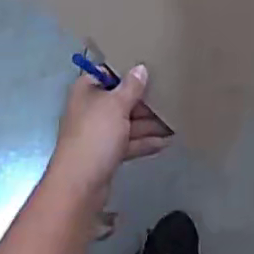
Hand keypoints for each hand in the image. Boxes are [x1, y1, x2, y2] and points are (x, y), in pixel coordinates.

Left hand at [47, 65, 173, 197]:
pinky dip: (144, 142)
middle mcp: (90, 108)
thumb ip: (131, 87)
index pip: (108, 73)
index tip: (150, 71)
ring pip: (126, 123)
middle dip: (144, 102)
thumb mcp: (116, 105)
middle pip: (120, 100)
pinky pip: (127, 142)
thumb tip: (140, 68)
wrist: (80, 184)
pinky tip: (165, 142)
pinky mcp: (105, 154)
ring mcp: (98, 133)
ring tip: (174, 122)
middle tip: (169, 99)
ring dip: (148, 124)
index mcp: (87, 89)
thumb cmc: (96, 134)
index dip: (128, 72)